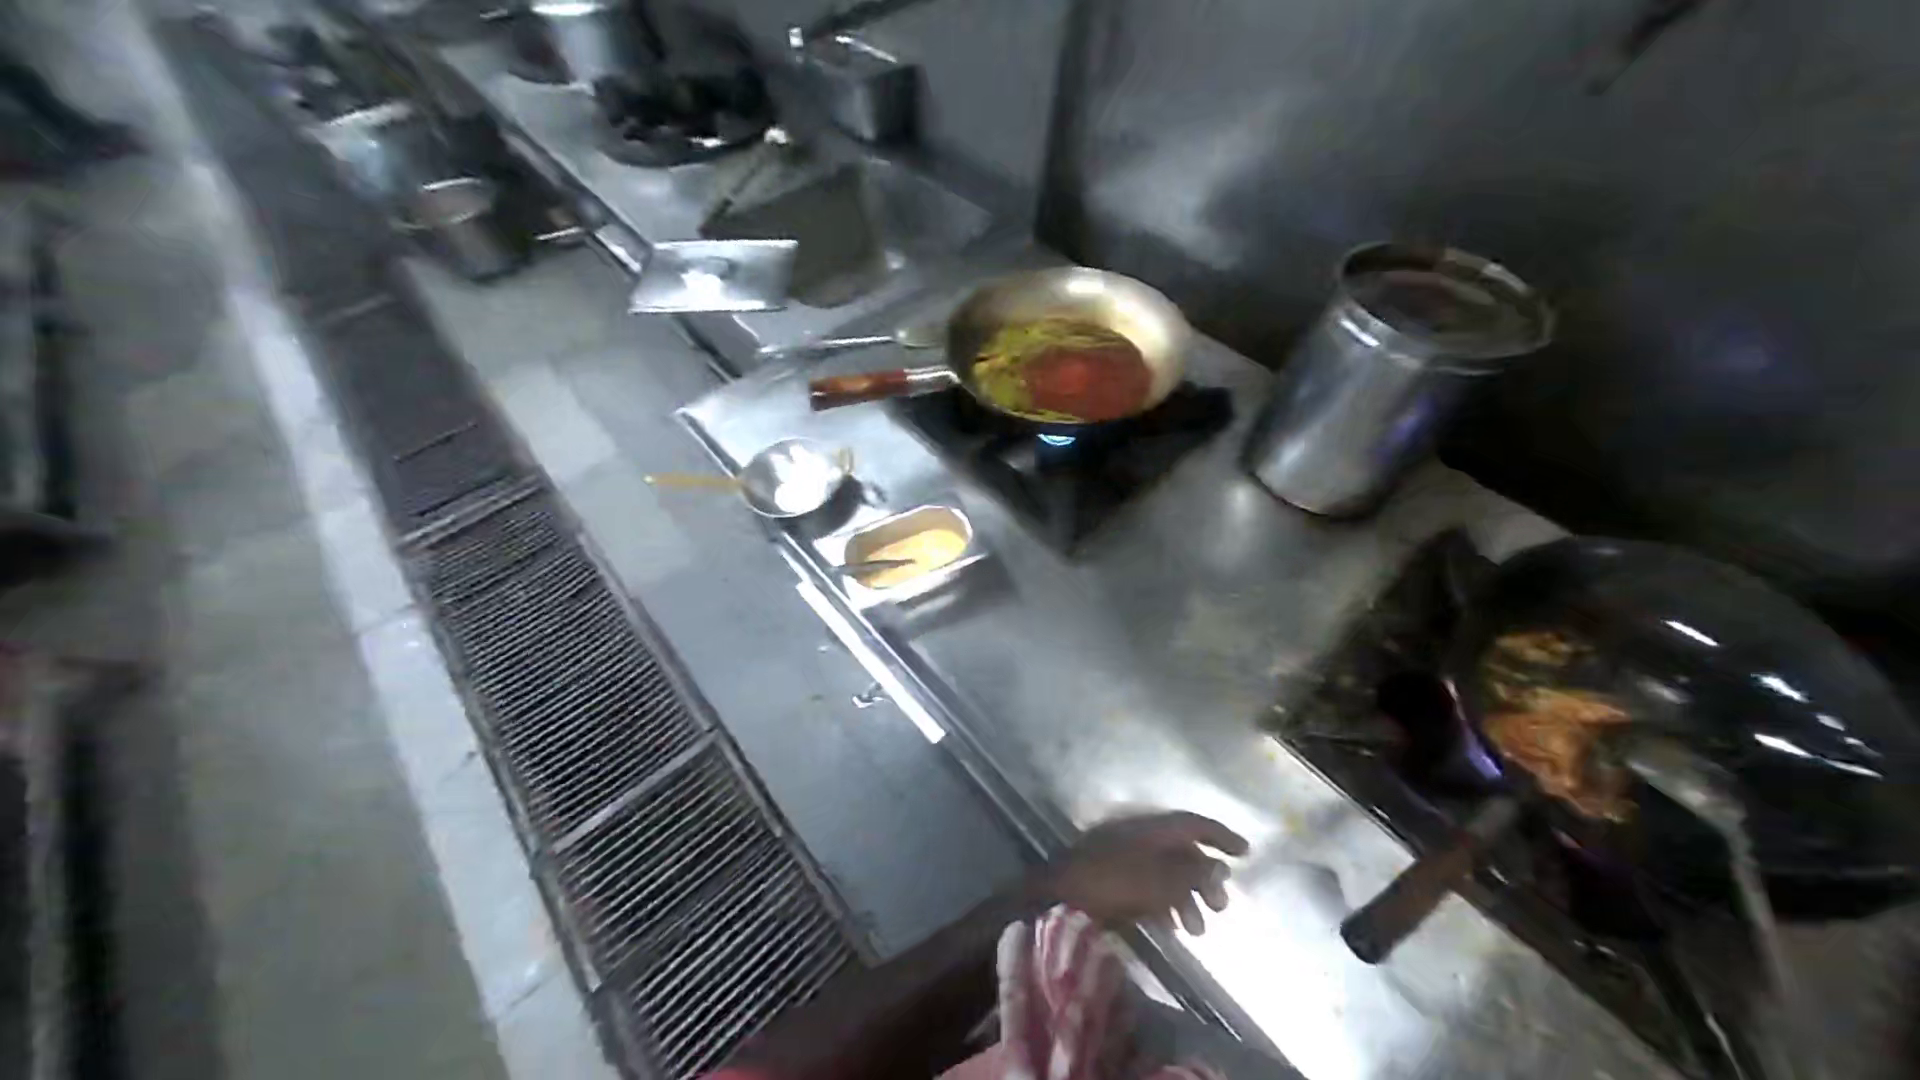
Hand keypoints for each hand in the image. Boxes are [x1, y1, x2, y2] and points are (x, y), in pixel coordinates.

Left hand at [1039, 812, 1249, 934]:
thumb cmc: (1110, 883)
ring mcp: (1121, 855)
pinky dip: (1164, 902)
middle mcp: (1136, 835)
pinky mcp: (1109, 877)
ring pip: (1165, 871)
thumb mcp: (1158, 881)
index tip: (1246, 852)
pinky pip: (1147, 885)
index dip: (1219, 835)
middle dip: (1205, 876)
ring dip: (1186, 896)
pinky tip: (1173, 927)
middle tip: (1222, 906)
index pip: (1191, 823)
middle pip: (1180, 850)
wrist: (1057, 897)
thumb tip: (1220, 866)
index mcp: (1148, 827)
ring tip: (1197, 930)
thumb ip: (1191, 874)